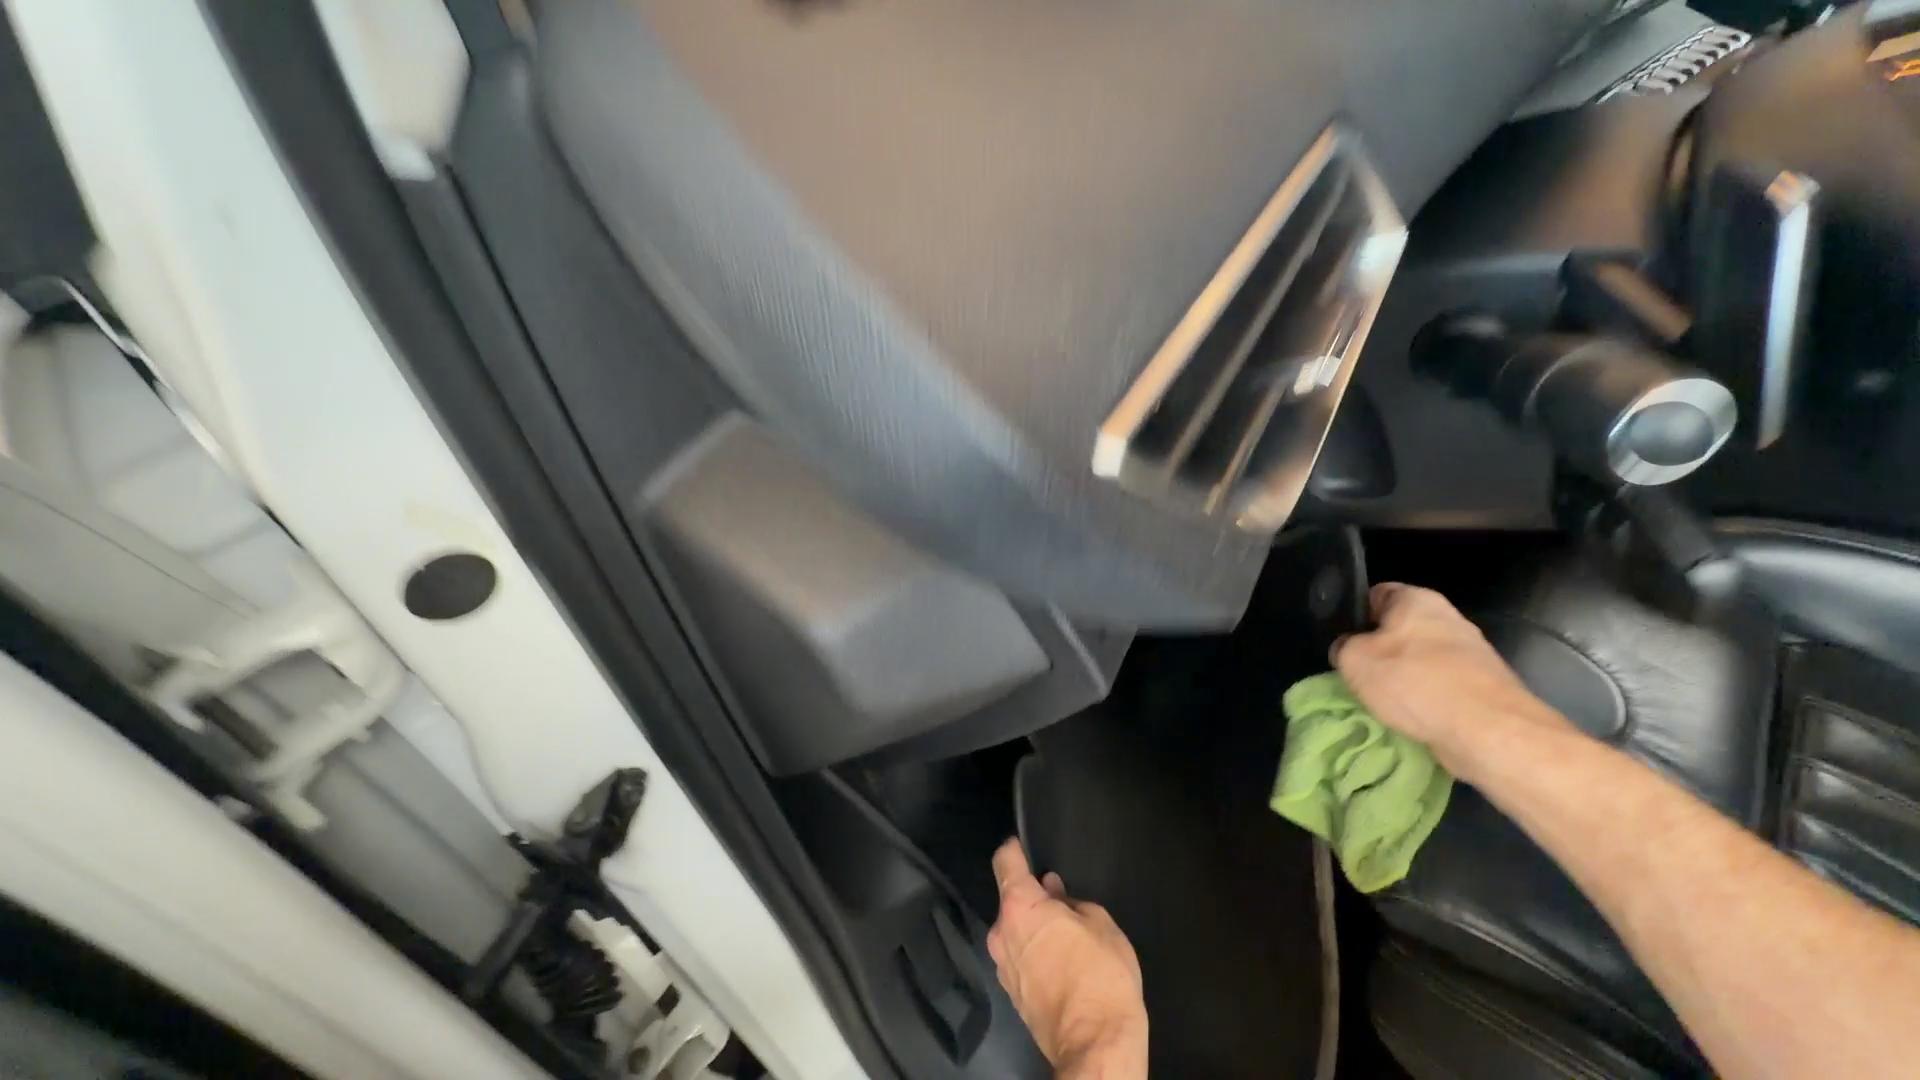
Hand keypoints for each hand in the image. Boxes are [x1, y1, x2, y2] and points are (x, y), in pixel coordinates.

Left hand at [988, 839, 1146, 1077]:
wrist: (1095, 1043)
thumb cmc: (1101, 975)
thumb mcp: (1101, 924)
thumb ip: (1073, 901)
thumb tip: (1054, 892)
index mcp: (1020, 908)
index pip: (1004, 862)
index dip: (1014, 849)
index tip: (1023, 845)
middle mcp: (1002, 933)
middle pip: (1012, 901)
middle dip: (1034, 899)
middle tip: (1064, 903)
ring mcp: (1003, 966)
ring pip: (1015, 932)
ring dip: (1034, 928)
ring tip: (1069, 938)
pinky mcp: (1011, 993)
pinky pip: (1020, 958)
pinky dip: (1035, 953)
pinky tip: (1062, 964)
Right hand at [1332, 583, 1568, 775]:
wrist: (1486, 730)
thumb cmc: (1414, 681)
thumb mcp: (1353, 660)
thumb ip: (1342, 647)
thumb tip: (1346, 649)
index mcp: (1416, 599)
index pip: (1374, 594)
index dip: (1352, 616)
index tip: (1340, 641)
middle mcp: (1447, 618)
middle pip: (1399, 631)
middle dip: (1378, 652)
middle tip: (1356, 675)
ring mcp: (1469, 653)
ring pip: (1419, 661)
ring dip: (1401, 680)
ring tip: (1381, 703)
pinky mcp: (1481, 687)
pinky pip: (1439, 688)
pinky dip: (1424, 701)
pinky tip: (1410, 718)